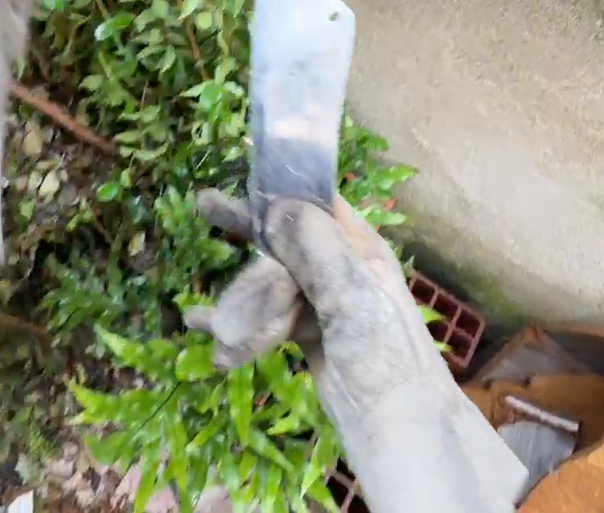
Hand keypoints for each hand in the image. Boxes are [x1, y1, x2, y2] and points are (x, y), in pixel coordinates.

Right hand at [187, 193, 527, 512]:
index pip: (315, 203)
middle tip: (204, 205)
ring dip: (244, 303)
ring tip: (208, 324)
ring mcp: (324, 301)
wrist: (399, 424)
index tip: (244, 179)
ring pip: (273, 284)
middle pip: (285, 240)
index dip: (280, 190)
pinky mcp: (310, 334)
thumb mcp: (350, 289)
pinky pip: (270, 318)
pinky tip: (206, 326)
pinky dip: (243, 325)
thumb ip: (313, 245)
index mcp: (358, 245)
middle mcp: (341, 266)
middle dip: (247, 231)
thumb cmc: (382, 350)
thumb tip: (274, 206)